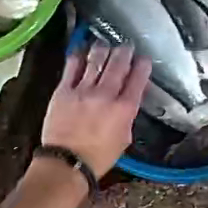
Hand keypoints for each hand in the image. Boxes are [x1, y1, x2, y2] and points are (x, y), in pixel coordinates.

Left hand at [40, 43, 152, 178]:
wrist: (67, 163)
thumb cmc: (99, 157)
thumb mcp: (124, 138)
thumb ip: (127, 116)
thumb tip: (126, 103)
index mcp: (124, 109)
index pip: (137, 79)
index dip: (142, 66)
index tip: (144, 60)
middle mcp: (106, 94)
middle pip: (118, 64)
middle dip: (125, 52)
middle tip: (127, 47)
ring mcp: (83, 90)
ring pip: (96, 60)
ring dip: (103, 50)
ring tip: (106, 45)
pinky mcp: (63, 91)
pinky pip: (72, 67)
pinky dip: (79, 56)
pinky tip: (82, 52)